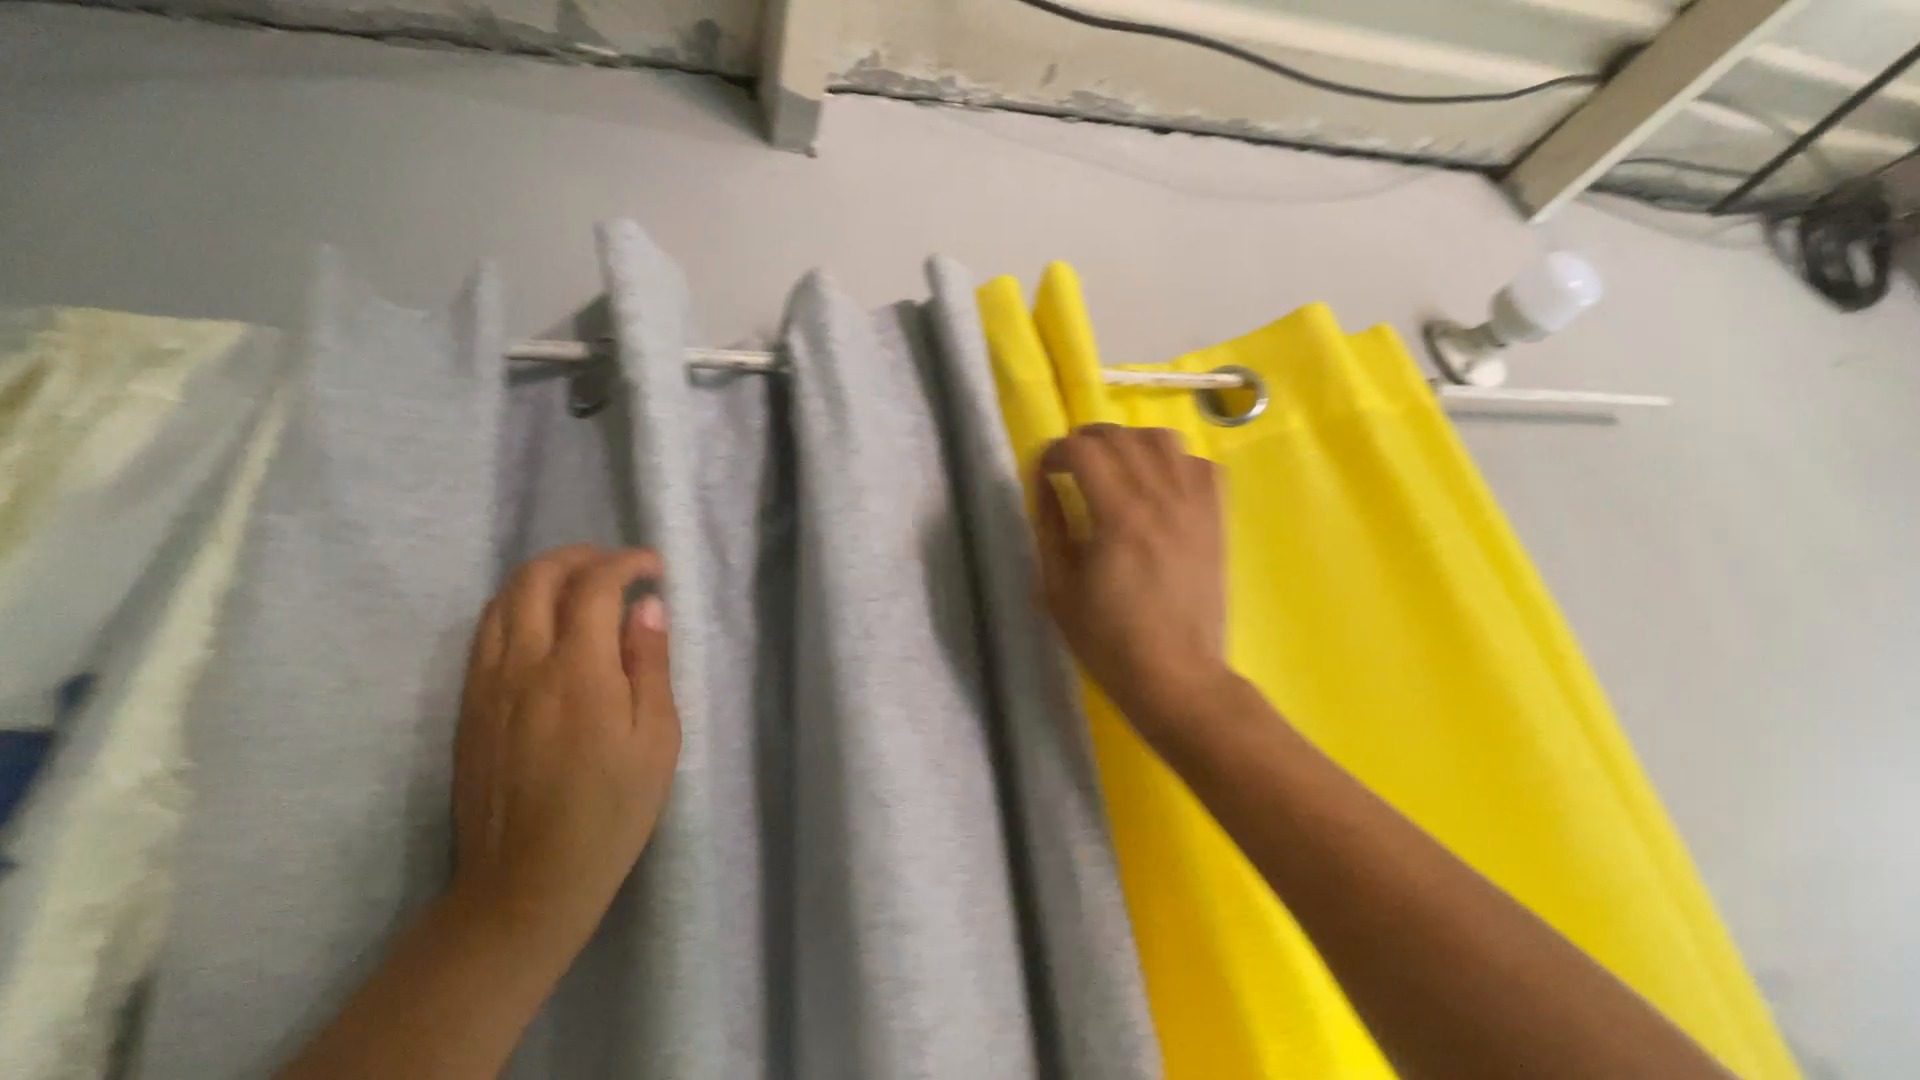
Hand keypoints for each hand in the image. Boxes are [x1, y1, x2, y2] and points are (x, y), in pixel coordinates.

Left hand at [450, 545, 681, 948]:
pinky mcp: (468, 706)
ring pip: (501, 601)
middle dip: (579, 556)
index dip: (626, 563)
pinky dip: (514, 609)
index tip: (653, 567)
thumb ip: (649, 665)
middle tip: (615, 565)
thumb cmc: (611, 811)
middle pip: (536, 578)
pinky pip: (484, 634)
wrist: (528, 880)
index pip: (594, 586)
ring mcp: (486, 684)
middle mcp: (523, 664)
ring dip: (542, 578)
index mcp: (577, 671)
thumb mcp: (656, 740)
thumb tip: (647, 607)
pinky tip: (541, 628)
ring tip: (578, 587)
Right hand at [1035, 424, 1233, 734]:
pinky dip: (1175, 462)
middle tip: (1071, 465)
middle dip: (1087, 440)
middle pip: (1121, 436)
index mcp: (1119, 517)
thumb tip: (1044, 483)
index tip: (1046, 472)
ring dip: (1131, 442)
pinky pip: (1200, 464)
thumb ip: (1049, 527)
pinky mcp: (1216, 519)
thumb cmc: (1109, 642)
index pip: (1084, 450)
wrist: (1177, 676)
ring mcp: (1195, 506)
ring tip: (1116, 466)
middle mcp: (1161, 499)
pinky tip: (1159, 485)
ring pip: (1164, 439)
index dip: (1056, 452)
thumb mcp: (1059, 590)